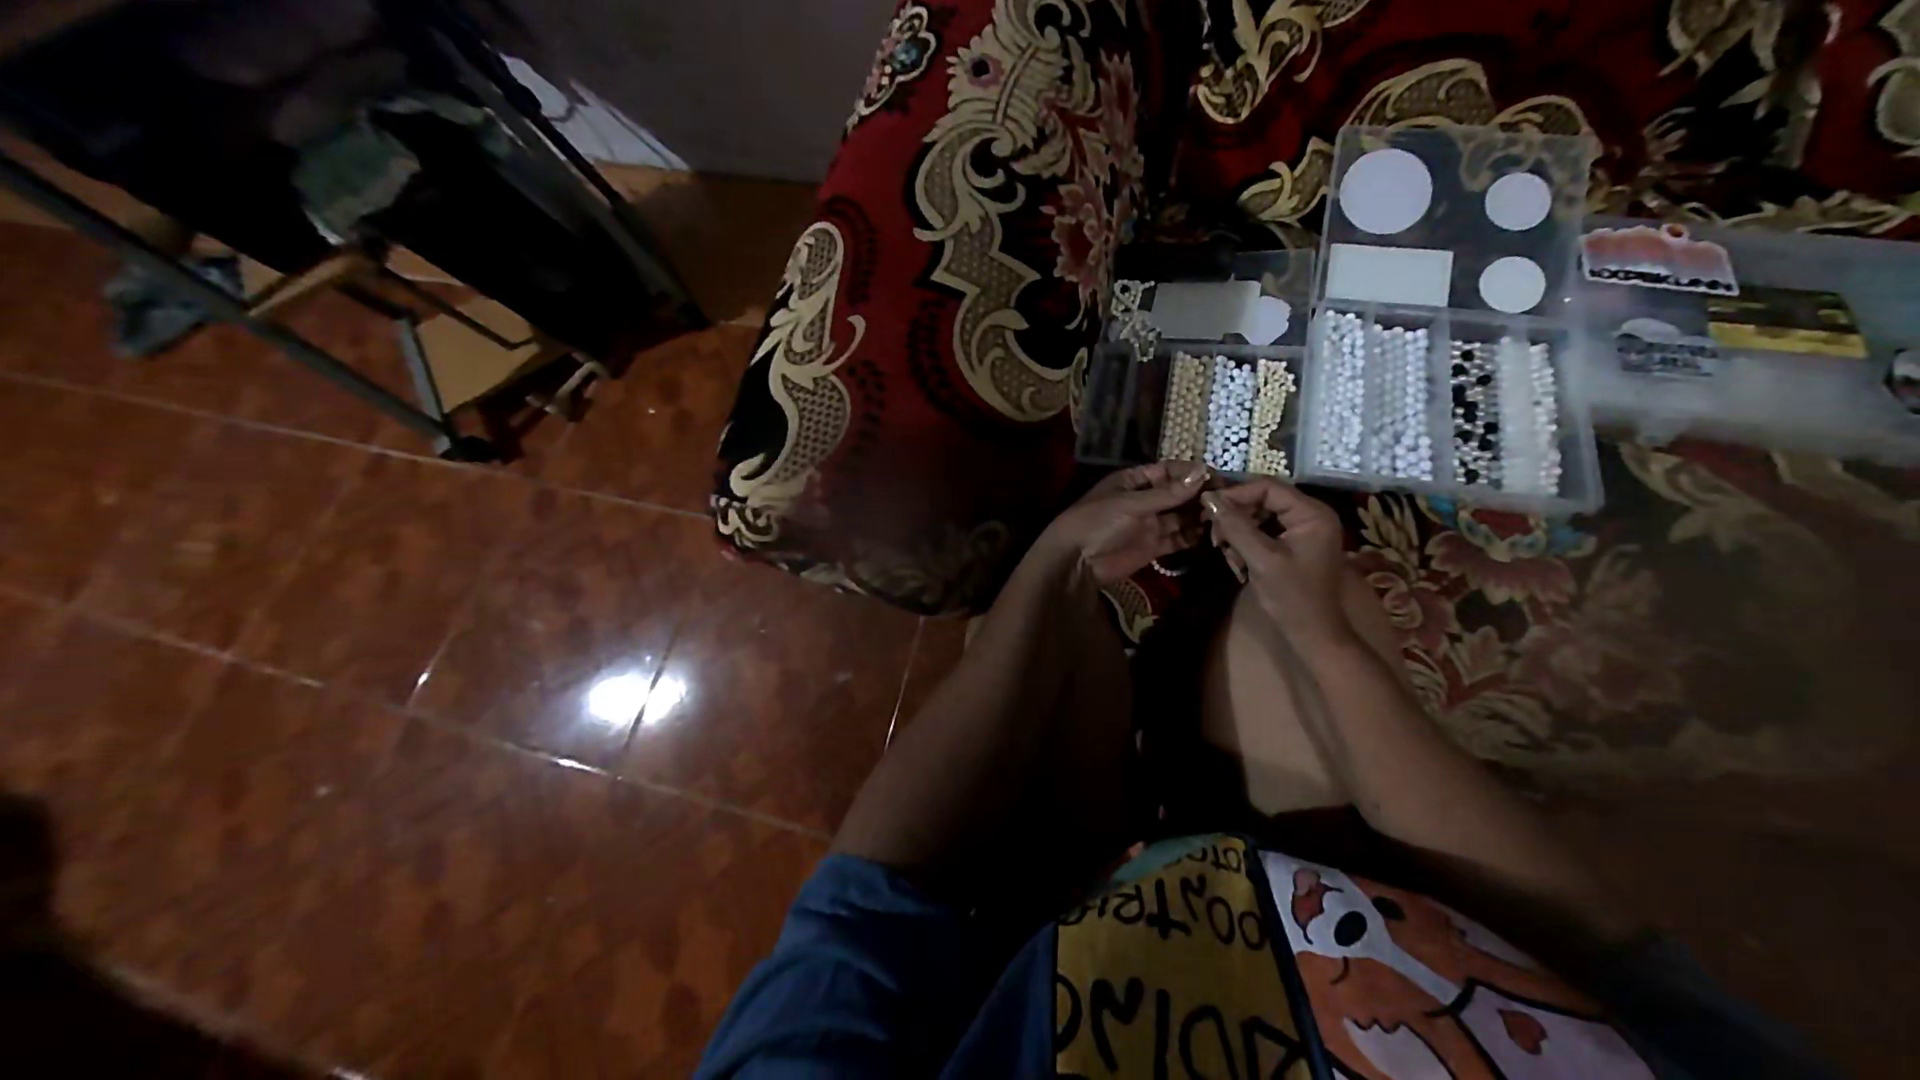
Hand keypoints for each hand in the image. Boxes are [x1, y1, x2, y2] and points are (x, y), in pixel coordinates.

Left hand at [1037, 461, 1210, 584]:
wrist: (1075, 561)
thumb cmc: (1096, 522)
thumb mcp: (1130, 504)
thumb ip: (1166, 493)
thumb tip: (1201, 473)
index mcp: (1133, 481)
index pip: (1169, 471)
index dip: (1192, 473)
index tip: (1217, 477)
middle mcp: (1144, 500)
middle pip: (1179, 494)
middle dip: (1201, 495)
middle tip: (1230, 498)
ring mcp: (1150, 524)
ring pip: (1182, 516)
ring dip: (1201, 515)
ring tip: (1227, 516)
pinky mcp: (1154, 546)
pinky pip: (1179, 538)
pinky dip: (1195, 536)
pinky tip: (1215, 533)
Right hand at [1200, 479, 1354, 649]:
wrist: (1312, 633)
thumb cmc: (1291, 596)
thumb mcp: (1260, 559)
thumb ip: (1235, 526)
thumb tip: (1208, 498)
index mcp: (1312, 513)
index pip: (1268, 487)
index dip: (1235, 494)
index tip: (1206, 508)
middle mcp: (1311, 514)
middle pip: (1264, 499)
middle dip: (1236, 514)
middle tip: (1213, 533)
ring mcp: (1304, 529)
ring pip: (1260, 514)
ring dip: (1238, 529)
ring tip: (1224, 550)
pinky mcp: (1295, 543)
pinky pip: (1265, 529)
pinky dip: (1247, 540)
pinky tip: (1236, 558)